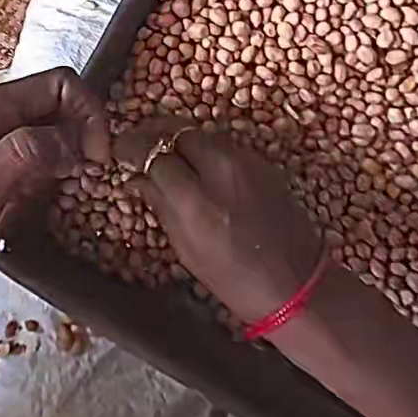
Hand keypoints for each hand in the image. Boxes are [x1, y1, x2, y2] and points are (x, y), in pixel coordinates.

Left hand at [0, 66, 110, 305]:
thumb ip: (21, 158)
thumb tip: (73, 137)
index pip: (57, 84)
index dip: (88, 115)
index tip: (96, 162)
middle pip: (52, 101)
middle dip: (81, 133)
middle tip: (85, 180)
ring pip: (42, 126)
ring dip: (66, 152)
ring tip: (68, 192)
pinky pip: (26, 150)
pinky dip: (46, 168)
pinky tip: (41, 198)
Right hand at [117, 118, 322, 322]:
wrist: (298, 285)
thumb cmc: (234, 279)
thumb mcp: (186, 249)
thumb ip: (160, 204)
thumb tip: (137, 176)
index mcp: (199, 202)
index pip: (155, 155)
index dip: (132, 150)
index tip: (119, 152)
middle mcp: (223, 173)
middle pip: (177, 131)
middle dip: (152, 134)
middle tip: (137, 144)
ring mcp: (247, 164)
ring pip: (199, 132)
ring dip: (176, 137)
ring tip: (161, 151)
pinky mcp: (262, 163)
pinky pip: (221, 143)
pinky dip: (200, 147)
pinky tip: (192, 162)